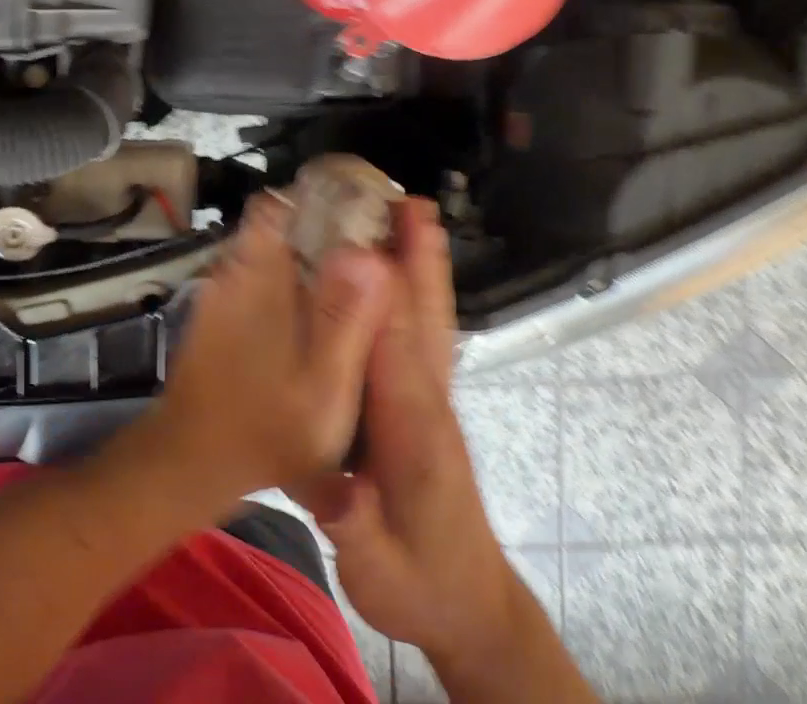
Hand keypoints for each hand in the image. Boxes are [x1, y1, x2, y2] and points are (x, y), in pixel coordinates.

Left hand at [140, 193, 395, 504]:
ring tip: (359, 284)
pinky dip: (289, 286)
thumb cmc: (262, 430)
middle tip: (376, 251)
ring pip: (270, 253)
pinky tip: (318, 317)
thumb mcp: (319, 386)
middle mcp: (234, 275)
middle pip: (280, 225)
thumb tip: (369, 253)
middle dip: (327, 227)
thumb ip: (344, 321)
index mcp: (256, 279)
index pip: (277, 206)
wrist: (190, 458)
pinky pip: (258, 282)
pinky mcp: (217, 317)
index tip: (367, 209)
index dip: (322, 198)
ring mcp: (222, 294)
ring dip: (310, 258)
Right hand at [286, 199, 524, 661]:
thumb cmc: (418, 585)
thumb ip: (356, 529)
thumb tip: (336, 490)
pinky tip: (399, 275)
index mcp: (413, 440)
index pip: (394, 362)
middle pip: (422, 325)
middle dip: (416, 263)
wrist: (470, 606)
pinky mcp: (426, 409)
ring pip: (428, 324)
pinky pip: (420, 339)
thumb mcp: (378, 571)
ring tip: (411, 215)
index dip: (380, 306)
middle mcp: (428, 408)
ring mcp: (432, 405)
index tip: (364, 248)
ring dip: (423, 268)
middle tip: (406, 201)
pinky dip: (415, 297)